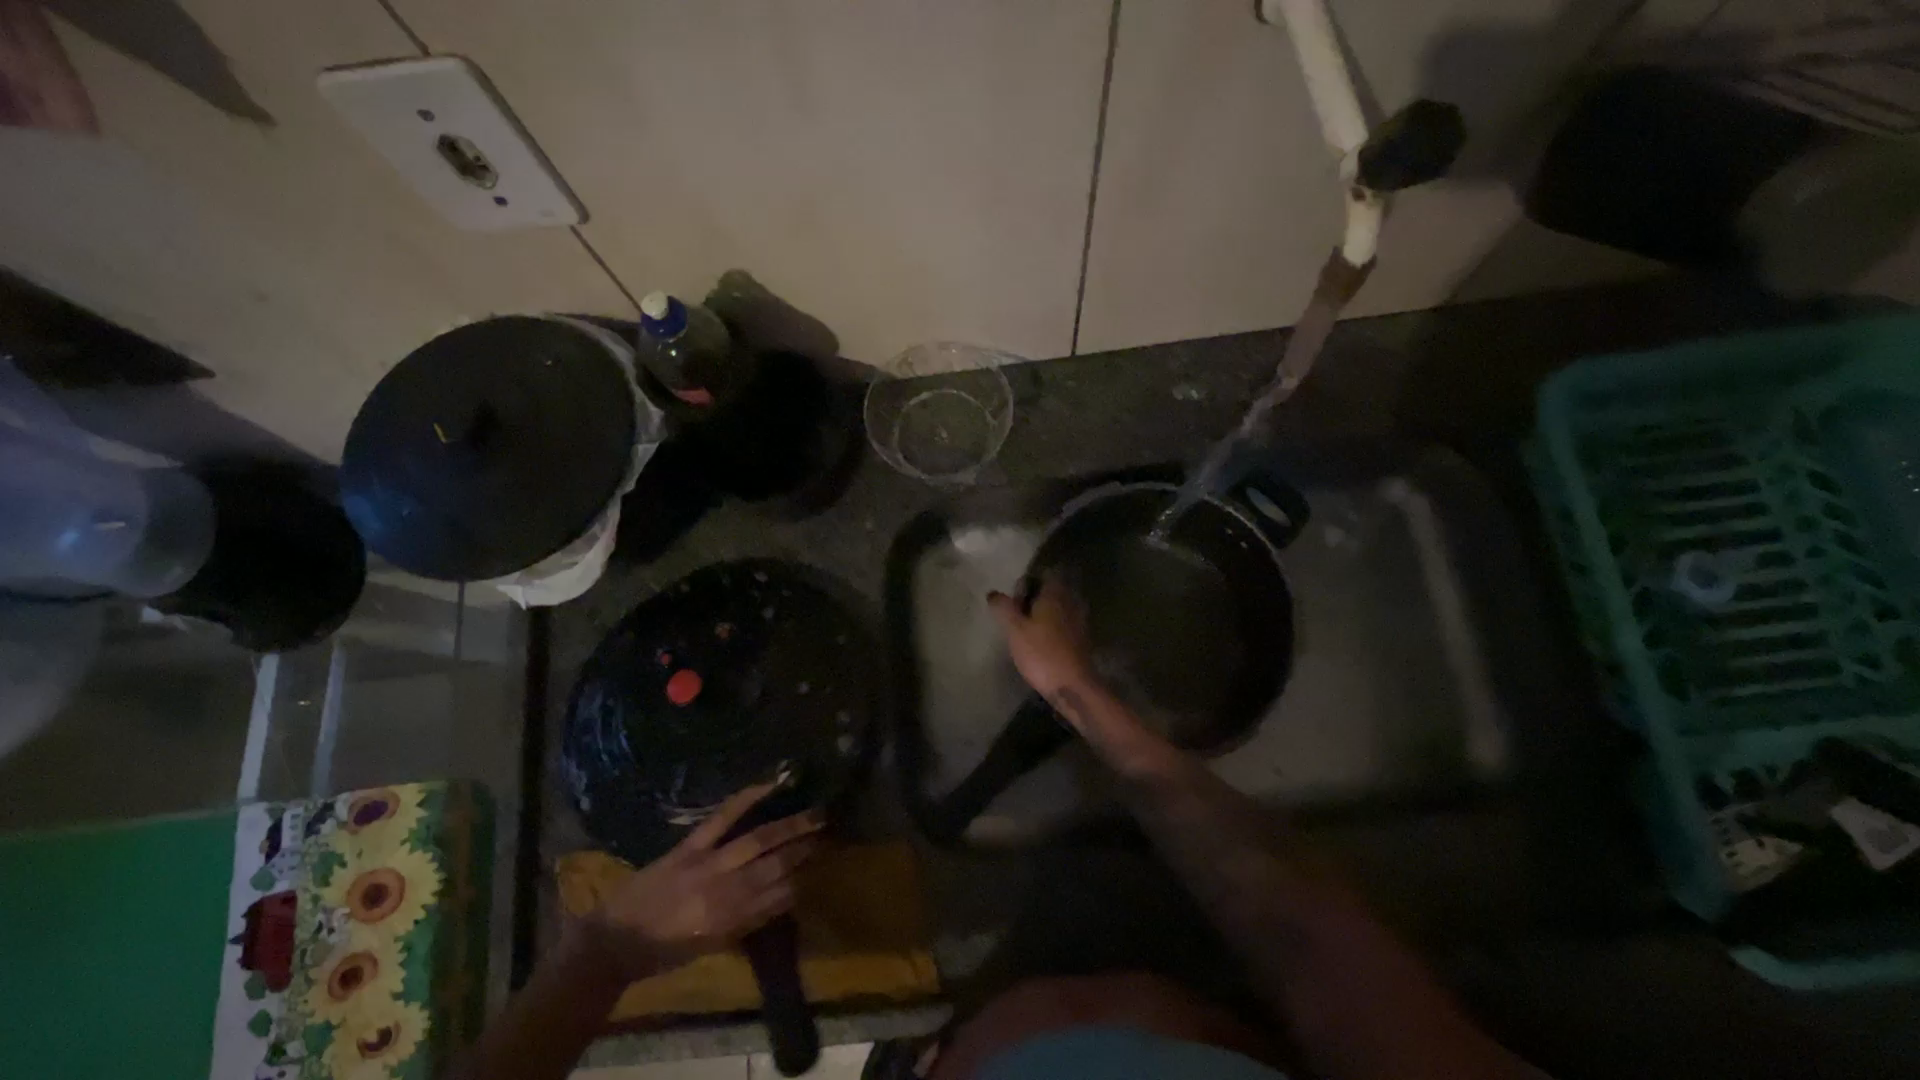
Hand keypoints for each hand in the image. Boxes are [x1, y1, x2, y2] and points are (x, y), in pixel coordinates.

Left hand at [581, 783, 822, 978]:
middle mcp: (726, 892)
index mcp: (732, 922)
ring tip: (815, 814)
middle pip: (775, 868)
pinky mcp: (689, 847)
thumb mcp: (708, 947)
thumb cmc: (660, 953)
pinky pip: (723, 817)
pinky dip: (747, 798)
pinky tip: (770, 785)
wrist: (611, 942)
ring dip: (790, 827)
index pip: (778, 899)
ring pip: (758, 841)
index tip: (818, 870)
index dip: (800, 883)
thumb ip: (743, 923)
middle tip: (827, 835)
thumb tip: (777, 898)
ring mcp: (707, 865)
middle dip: (803, 851)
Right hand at [986, 574, 1096, 702]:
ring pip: (1060, 608)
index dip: (1030, 580)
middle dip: (1036, 597)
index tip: (1015, 595)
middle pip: (1054, 590)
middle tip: (1017, 611)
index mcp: (1055, 595)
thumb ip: (1004, 608)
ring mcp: (1079, 621)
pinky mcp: (1082, 640)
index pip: (1047, 573)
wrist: (1072, 686)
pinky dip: (1054, 627)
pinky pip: (1066, 624)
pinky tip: (1042, 641)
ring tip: (1027, 627)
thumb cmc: (1041, 654)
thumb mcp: (1014, 630)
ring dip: (1045, 613)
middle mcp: (1071, 602)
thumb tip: (993, 593)